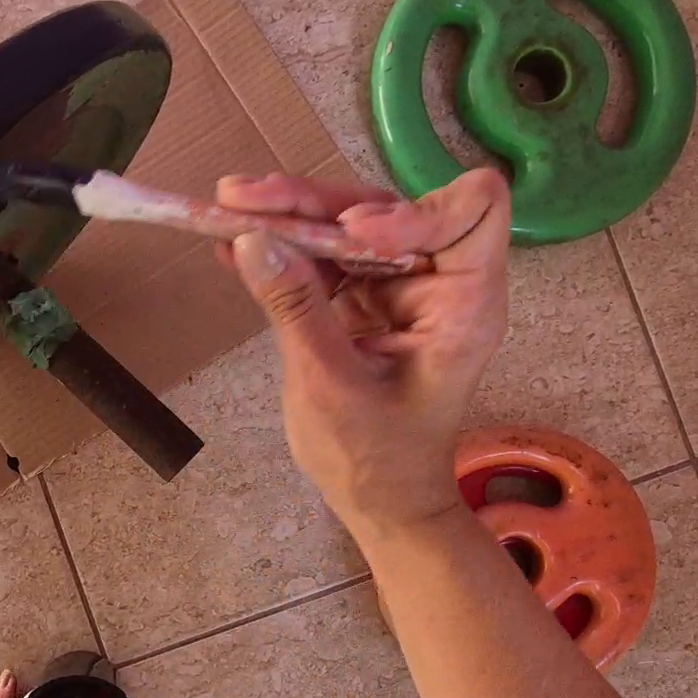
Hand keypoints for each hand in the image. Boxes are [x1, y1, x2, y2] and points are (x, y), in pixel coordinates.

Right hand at [215, 169, 511, 542]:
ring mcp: (398, 289)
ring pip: (347, 226)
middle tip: (241, 196)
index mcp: (464, 302)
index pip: (471, 209)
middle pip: (387, 208)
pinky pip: (325, 259)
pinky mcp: (364, 301)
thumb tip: (249, 238)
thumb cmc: (373, 460)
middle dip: (316, 202)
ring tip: (226, 207)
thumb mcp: (328, 384)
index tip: (348, 232)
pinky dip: (283, 249)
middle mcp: (439, 282)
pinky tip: (234, 241)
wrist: (380, 501)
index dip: (409, 210)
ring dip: (289, 216)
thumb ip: (294, 308)